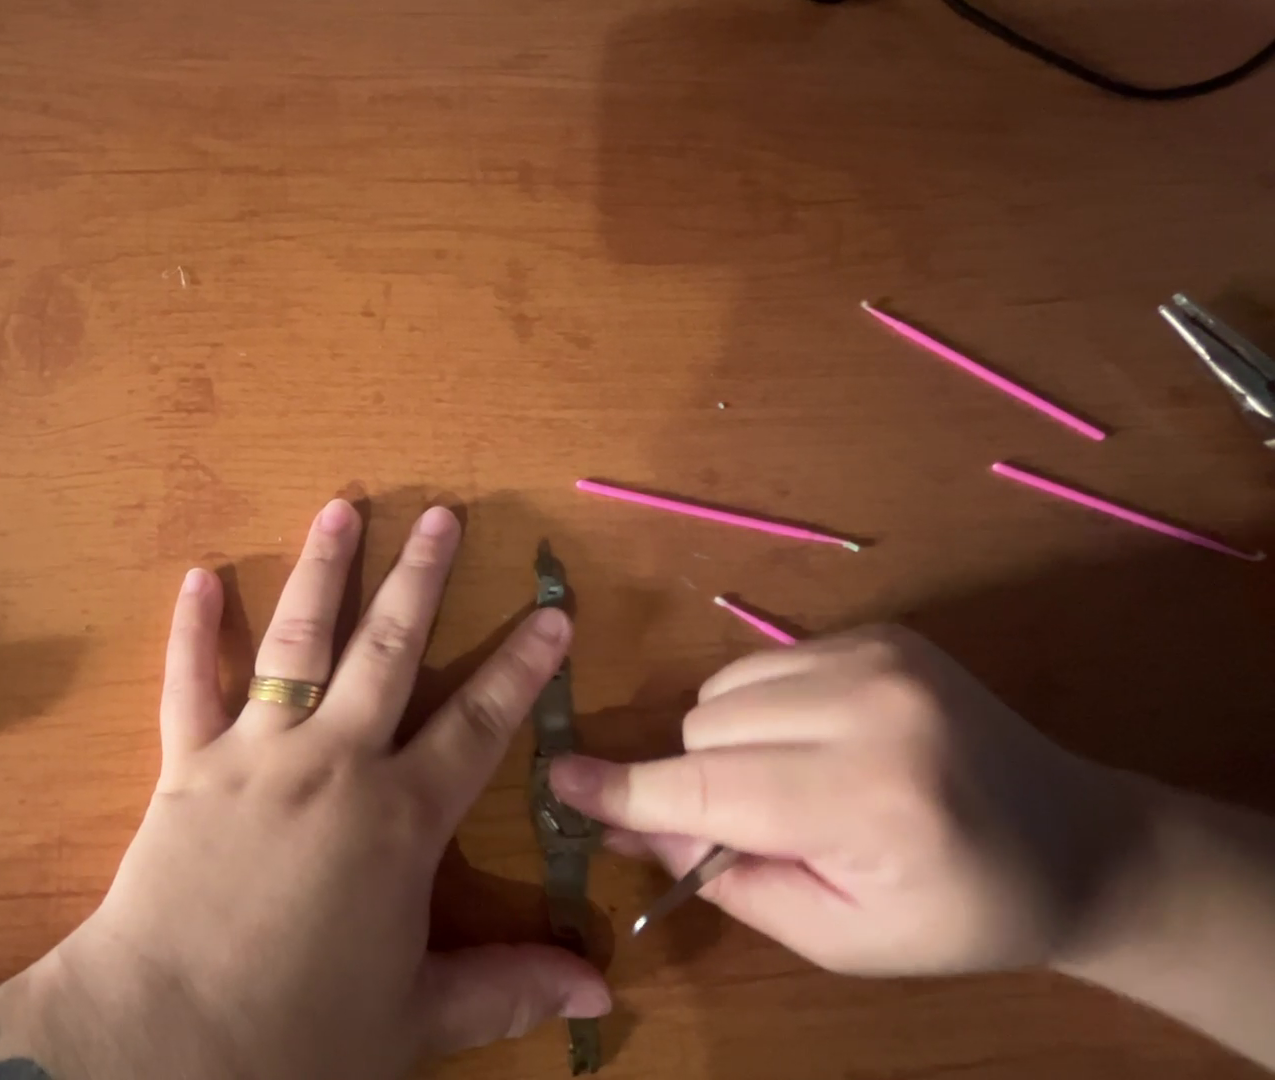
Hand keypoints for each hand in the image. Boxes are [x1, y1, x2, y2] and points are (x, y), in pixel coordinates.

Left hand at [14, 501, 608, 1079]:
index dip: (520, 668)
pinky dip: (192, 628)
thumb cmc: (299, 1035)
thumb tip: (602, 997)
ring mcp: (257, 752)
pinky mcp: (187, 761)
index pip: (478, 725)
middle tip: (441, 516)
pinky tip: (197, 575)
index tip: (550, 612)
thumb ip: (506, 989)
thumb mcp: (416, 1018)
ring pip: (296, 643)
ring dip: (320, 572)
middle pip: (388, 651)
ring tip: (339, 508)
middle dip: (420, 579)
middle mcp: (334, 762)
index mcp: (398, 818)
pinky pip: (188, 682)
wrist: (167, 1041)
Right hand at [550, 625, 1136, 976]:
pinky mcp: (872, 632)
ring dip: (726, 740)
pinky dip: (755, 706)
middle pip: (702, 731)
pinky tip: (812, 736)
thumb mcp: (836, 933)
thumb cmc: (954, 911)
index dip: (627, 791)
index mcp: (870, 801)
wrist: (1081, 842)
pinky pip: (752, 664)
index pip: (709, 790)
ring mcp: (873, 657)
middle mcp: (869, 710)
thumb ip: (721, 877)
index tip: (560, 782)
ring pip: (717, 693)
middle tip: (760, 822)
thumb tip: (623, 827)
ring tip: (791, 777)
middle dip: (703, 780)